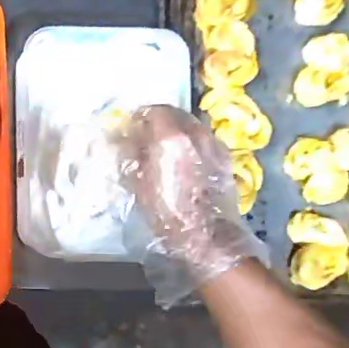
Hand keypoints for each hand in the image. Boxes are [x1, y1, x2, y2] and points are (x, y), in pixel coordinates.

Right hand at [117, 105, 263, 303]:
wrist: (208, 236)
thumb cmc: (167, 212)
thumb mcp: (138, 185)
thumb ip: (131, 156)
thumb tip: (123, 139)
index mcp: (170, 138)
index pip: (153, 111)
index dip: (137, 117)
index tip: (128, 128)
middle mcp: (195, 134)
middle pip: (175, 114)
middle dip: (158, 120)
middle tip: (143, 135)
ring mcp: (213, 144)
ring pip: (191, 125)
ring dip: (175, 130)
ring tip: (162, 147)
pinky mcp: (225, 157)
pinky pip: (203, 139)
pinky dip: (189, 142)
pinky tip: (181, 160)